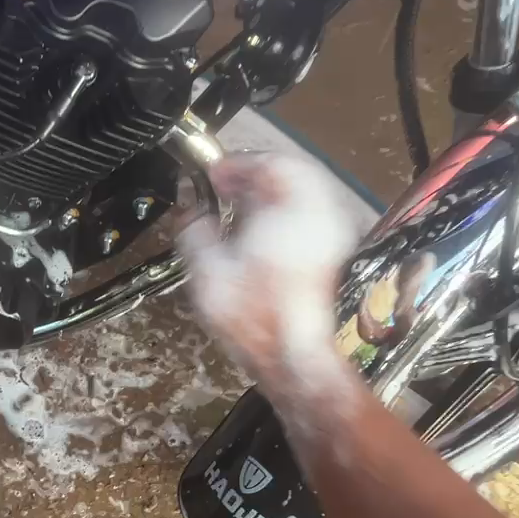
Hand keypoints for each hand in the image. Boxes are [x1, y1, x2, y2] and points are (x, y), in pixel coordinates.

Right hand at [176, 150, 363, 403]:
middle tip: (219, 185)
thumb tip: (189, 208)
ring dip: (266, 192)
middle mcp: (318, 215)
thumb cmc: (253, 315)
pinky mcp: (329, 252)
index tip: (210, 174)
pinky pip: (306, 213)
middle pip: (290, 173)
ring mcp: (329, 234)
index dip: (235, 163)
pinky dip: (279, 211)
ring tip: (233, 204)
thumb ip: (192, 227)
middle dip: (251, 174)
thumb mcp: (204, 267)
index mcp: (291, 209)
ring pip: (301, 192)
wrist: (290, 355)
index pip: (270, 162)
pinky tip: (253, 227)